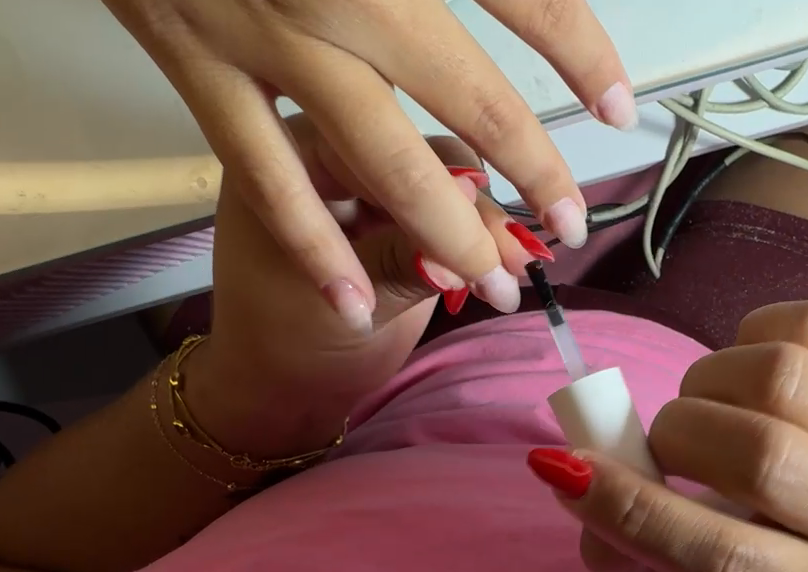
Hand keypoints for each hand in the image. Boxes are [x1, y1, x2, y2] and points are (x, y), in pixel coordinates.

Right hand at [103, 0, 634, 327]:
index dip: (581, 54)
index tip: (617, 106)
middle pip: (476, 102)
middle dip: (535, 174)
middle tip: (567, 226)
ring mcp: (261, 23)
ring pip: (386, 161)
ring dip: (451, 236)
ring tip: (497, 287)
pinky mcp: (190, 54)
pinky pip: (265, 173)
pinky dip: (314, 248)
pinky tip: (356, 307)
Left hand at [184, 131, 546, 459]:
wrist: (285, 382)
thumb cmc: (290, 342)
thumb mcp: (340, 304)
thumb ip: (401, 262)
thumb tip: (471, 222)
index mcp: (300, 158)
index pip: (385, 151)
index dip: (448, 192)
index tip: (493, 240)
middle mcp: (346, 160)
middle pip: (430, 162)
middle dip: (480, 214)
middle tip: (519, 265)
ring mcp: (382, 193)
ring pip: (455, 192)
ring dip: (491, 234)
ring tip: (520, 276)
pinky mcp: (409, 225)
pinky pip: (457, 222)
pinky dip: (484, 248)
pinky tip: (508, 275)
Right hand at [530, 302, 807, 571]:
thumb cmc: (760, 544)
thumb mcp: (699, 571)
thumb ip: (629, 546)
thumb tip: (569, 480)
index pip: (724, 559)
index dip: (638, 516)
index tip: (570, 474)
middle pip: (762, 458)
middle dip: (681, 436)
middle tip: (666, 443)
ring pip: (783, 379)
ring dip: (713, 381)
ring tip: (708, 405)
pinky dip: (753, 334)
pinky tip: (747, 370)